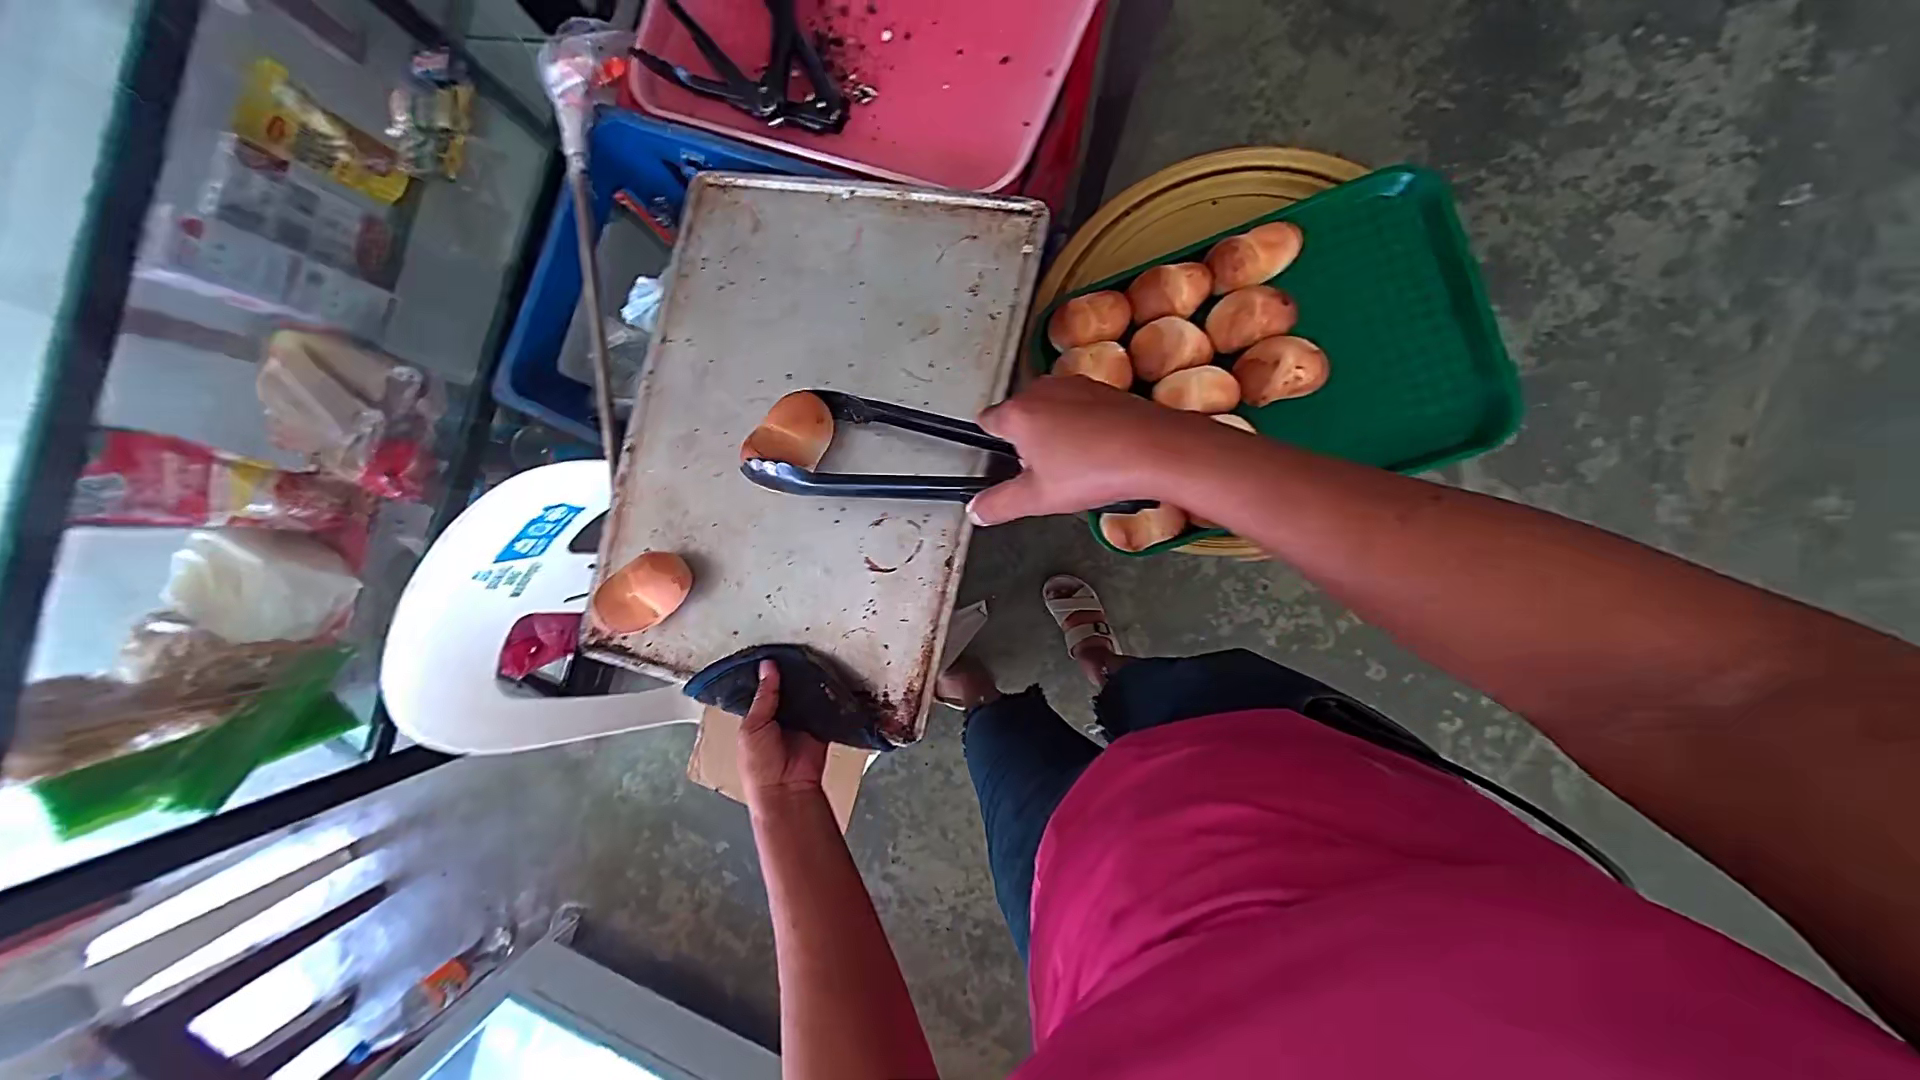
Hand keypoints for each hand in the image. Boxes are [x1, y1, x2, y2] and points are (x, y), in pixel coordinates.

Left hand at [736, 660, 828, 801]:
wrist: (785, 790)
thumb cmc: (759, 764)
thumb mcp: (753, 727)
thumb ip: (763, 697)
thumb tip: (768, 666)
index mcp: (759, 716)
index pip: (765, 687)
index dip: (769, 671)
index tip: (776, 649)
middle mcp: (781, 716)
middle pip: (789, 688)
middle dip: (794, 673)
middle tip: (800, 649)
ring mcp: (802, 721)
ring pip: (808, 695)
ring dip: (812, 682)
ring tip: (817, 657)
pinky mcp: (821, 726)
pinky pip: (826, 707)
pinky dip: (828, 696)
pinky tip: (831, 677)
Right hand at [968, 375, 1232, 524]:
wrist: (1154, 449)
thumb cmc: (1094, 469)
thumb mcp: (1037, 498)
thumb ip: (999, 504)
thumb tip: (976, 510)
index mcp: (1018, 413)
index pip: (987, 420)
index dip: (991, 442)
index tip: (999, 457)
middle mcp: (1043, 391)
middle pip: (1020, 415)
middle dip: (1026, 441)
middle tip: (1042, 472)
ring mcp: (1076, 385)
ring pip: (1052, 410)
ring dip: (1056, 433)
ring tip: (1075, 466)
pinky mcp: (1104, 390)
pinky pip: (1081, 409)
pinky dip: (1084, 427)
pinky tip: (1099, 454)